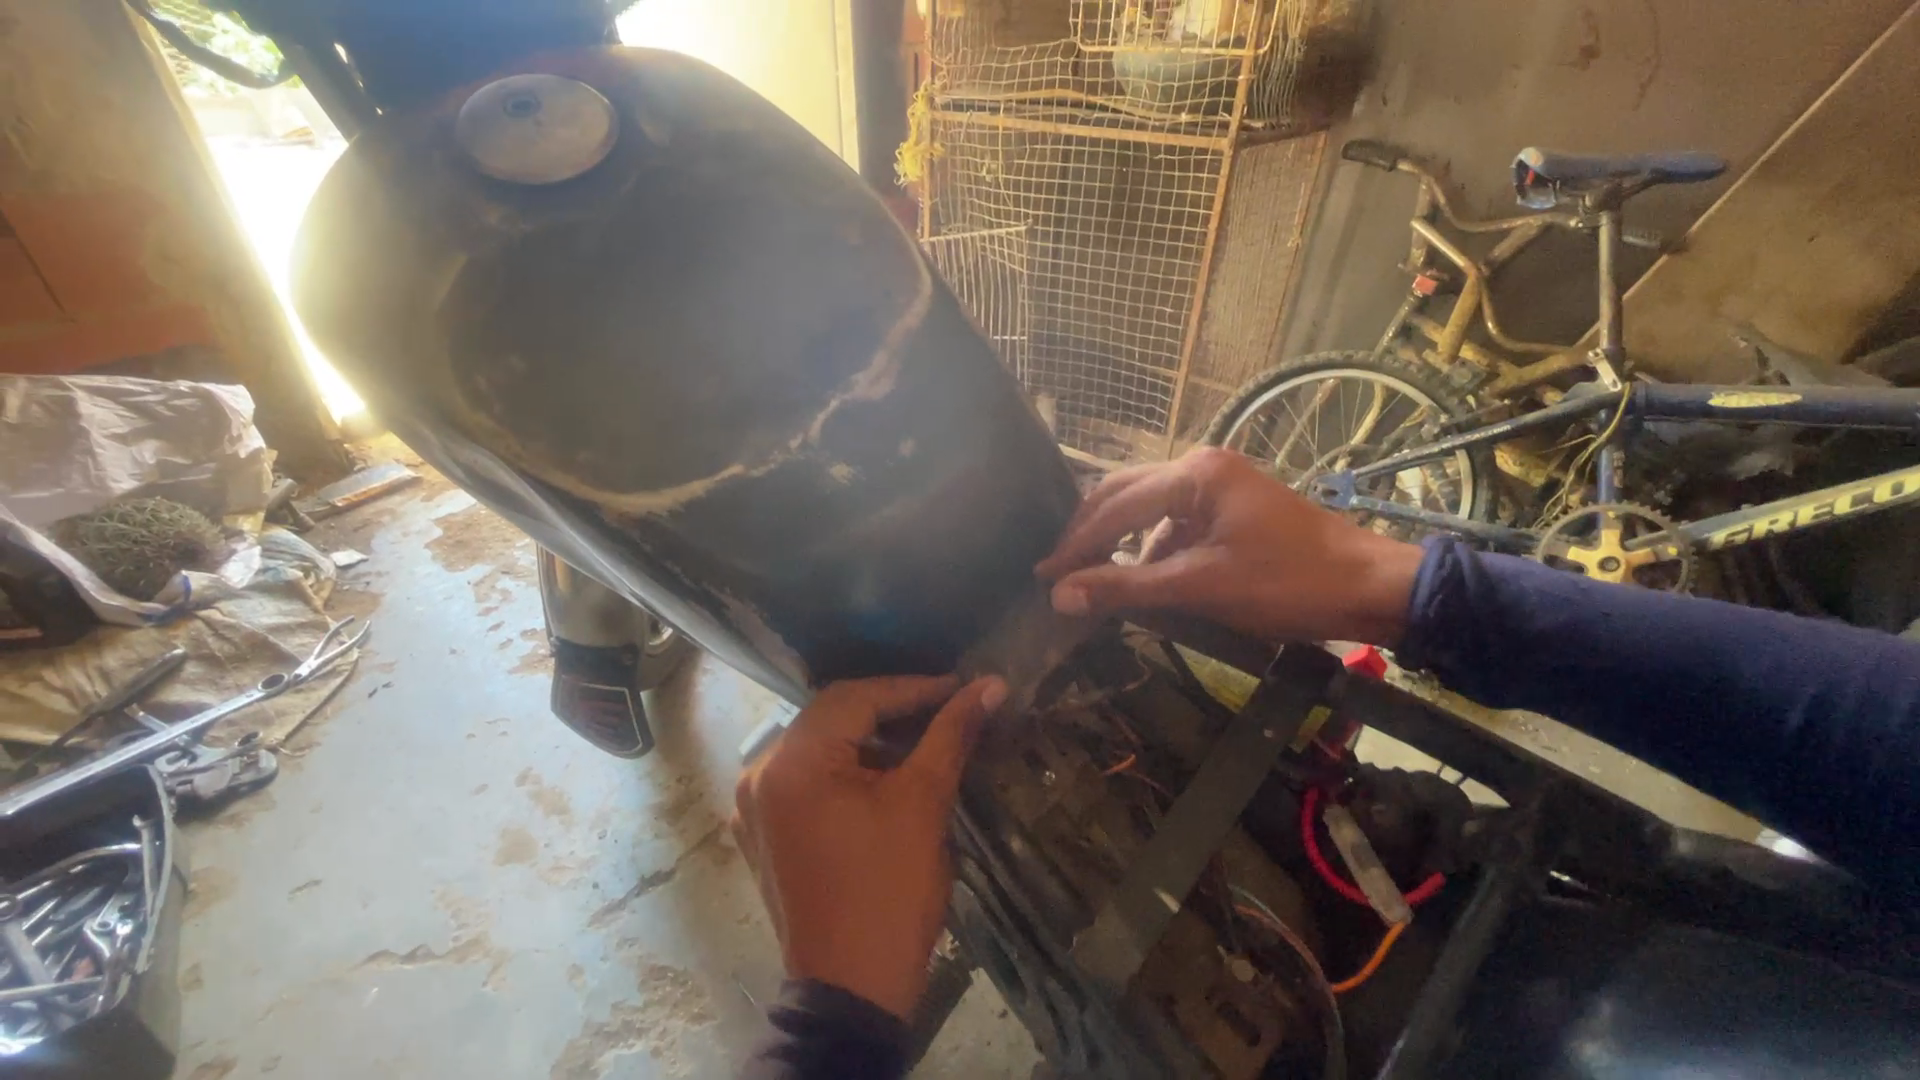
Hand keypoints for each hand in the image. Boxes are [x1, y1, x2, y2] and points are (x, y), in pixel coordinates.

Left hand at [732, 674, 1006, 1018]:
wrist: (851, 991)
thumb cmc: (888, 891)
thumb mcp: (924, 802)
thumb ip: (952, 734)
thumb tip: (991, 685)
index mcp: (792, 760)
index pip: (856, 697)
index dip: (913, 688)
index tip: (961, 687)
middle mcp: (760, 773)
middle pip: (832, 717)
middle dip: (891, 709)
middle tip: (945, 709)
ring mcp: (755, 806)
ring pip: (819, 746)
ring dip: (869, 738)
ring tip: (922, 737)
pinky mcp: (762, 833)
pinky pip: (805, 779)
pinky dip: (845, 768)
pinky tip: (884, 774)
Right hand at [1034, 448, 1423, 644]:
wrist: (1370, 588)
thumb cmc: (1286, 583)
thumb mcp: (1199, 587)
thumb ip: (1126, 587)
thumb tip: (1059, 596)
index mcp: (1194, 473)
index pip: (1115, 507)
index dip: (1075, 544)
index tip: (1041, 576)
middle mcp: (1200, 466)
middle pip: (1123, 493)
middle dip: (1088, 532)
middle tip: (1056, 570)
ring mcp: (1217, 485)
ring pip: (1146, 508)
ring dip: (1117, 541)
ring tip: (1089, 576)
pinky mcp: (1229, 507)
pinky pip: (1172, 522)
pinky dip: (1149, 548)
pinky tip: (1139, 577)